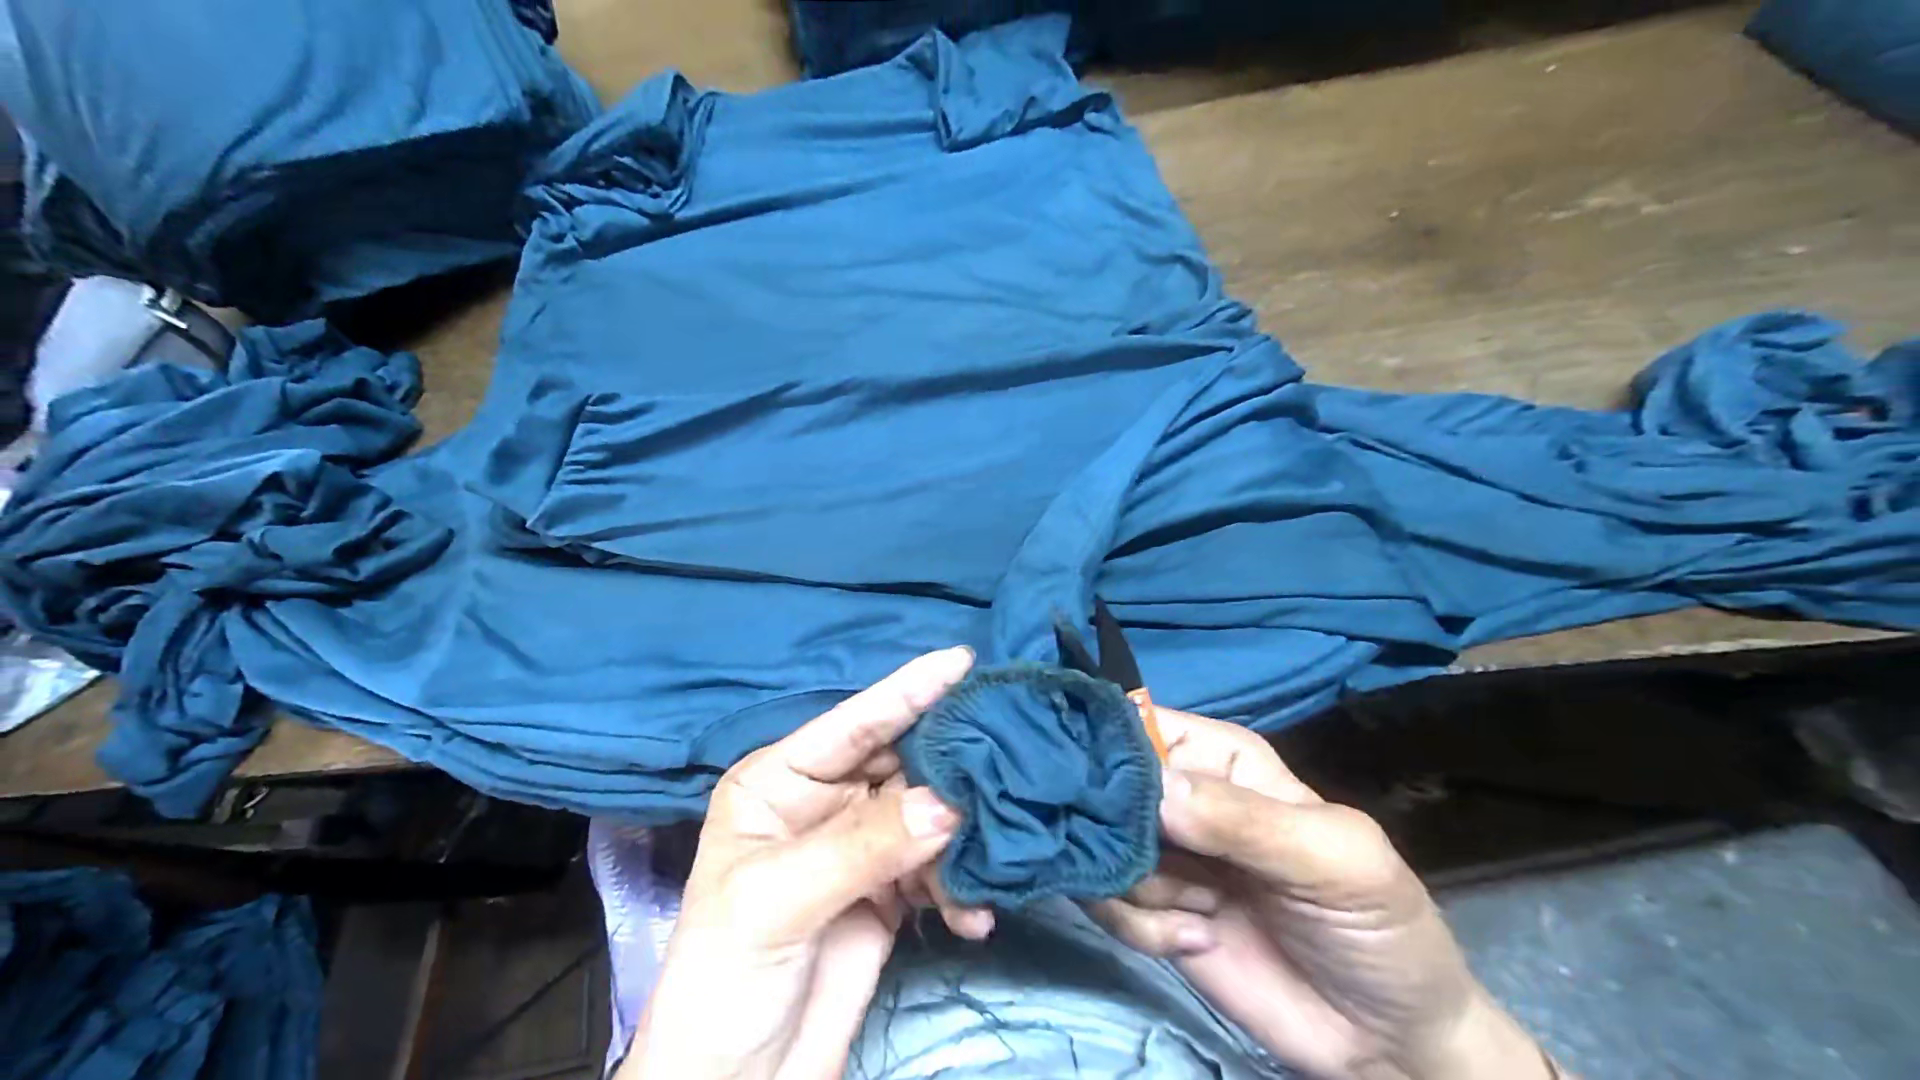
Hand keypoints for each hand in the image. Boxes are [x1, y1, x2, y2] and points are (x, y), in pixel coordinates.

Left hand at [620, 646, 974, 1079]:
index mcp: (780, 781)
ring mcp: (860, 845)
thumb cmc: (725, 978)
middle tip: (1003, 758)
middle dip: (948, 767)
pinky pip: (938, 868)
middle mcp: (824, 800)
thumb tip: (949, 801)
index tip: (963, 660)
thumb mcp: (780, 901)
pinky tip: (972, 916)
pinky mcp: (890, 890)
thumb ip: (863, 846)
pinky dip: (959, 887)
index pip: (852, 723)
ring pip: (927, 814)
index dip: (907, 690)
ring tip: (988, 857)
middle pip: (900, 763)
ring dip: (960, 838)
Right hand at [1087, 708, 1554, 1079]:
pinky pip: (1103, 903)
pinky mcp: (1147, 910)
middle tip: (1161, 868)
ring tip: (1202, 911)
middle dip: (1114, 829)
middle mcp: (1178, 797)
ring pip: (1095, 846)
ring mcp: (1159, 855)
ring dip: (1138, 886)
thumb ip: (1247, 819)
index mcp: (1219, 758)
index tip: (1103, 788)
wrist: (1386, 1043)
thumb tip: (1154, 789)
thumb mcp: (1334, 859)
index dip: (1111, 747)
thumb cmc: (1377, 926)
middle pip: (1101, 786)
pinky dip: (1140, 926)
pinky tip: (1196, 939)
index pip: (1140, 724)